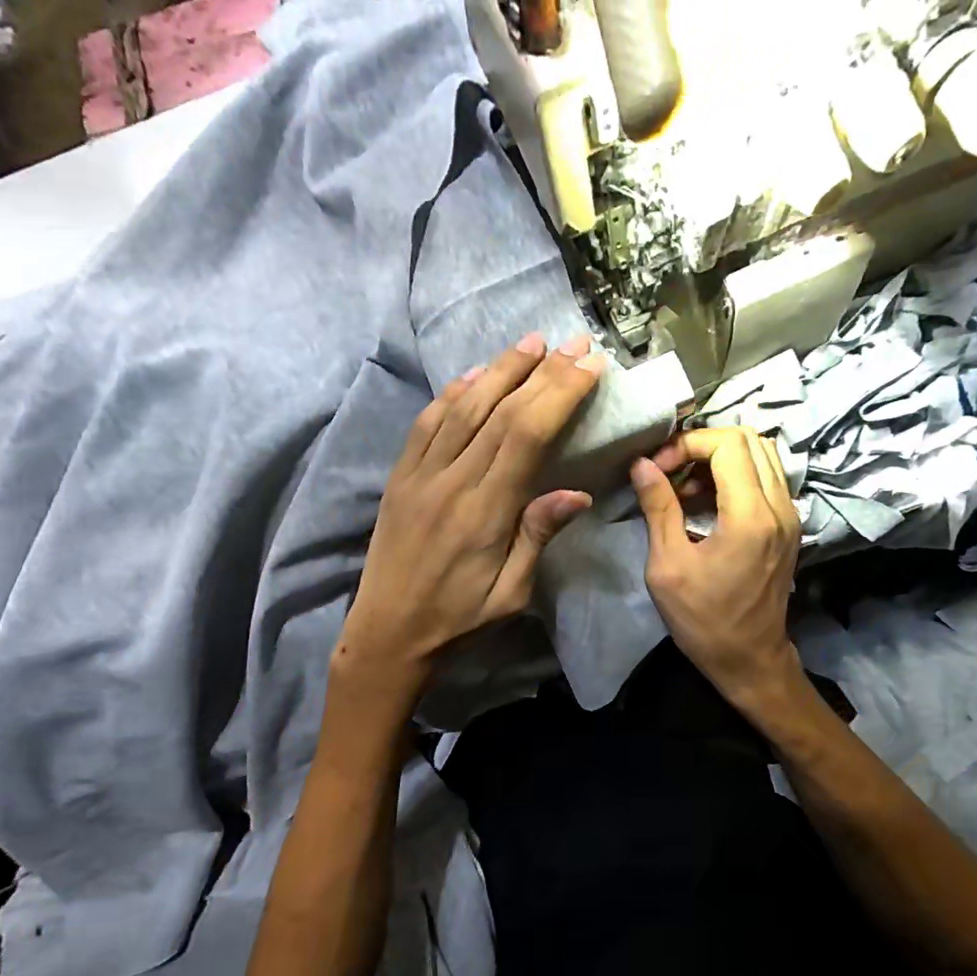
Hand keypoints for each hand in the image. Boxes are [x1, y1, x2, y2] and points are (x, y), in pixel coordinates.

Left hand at [339, 333, 604, 684]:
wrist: (387, 632)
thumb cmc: (458, 619)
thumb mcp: (510, 594)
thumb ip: (537, 537)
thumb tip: (577, 492)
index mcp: (484, 511)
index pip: (527, 435)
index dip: (559, 394)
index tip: (589, 367)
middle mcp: (450, 481)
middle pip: (499, 411)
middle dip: (541, 372)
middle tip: (573, 342)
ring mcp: (419, 474)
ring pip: (462, 407)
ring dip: (499, 369)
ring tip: (531, 342)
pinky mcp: (400, 477)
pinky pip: (426, 423)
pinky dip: (452, 394)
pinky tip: (474, 375)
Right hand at [630, 426, 802, 702]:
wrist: (750, 659)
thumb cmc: (703, 620)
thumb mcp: (668, 566)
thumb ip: (659, 508)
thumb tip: (642, 464)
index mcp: (751, 516)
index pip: (727, 445)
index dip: (687, 444)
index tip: (658, 468)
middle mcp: (780, 507)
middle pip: (749, 439)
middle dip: (703, 444)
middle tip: (670, 470)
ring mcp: (790, 515)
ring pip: (762, 454)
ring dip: (721, 458)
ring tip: (686, 484)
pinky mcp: (789, 525)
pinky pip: (767, 477)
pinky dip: (736, 474)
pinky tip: (707, 499)